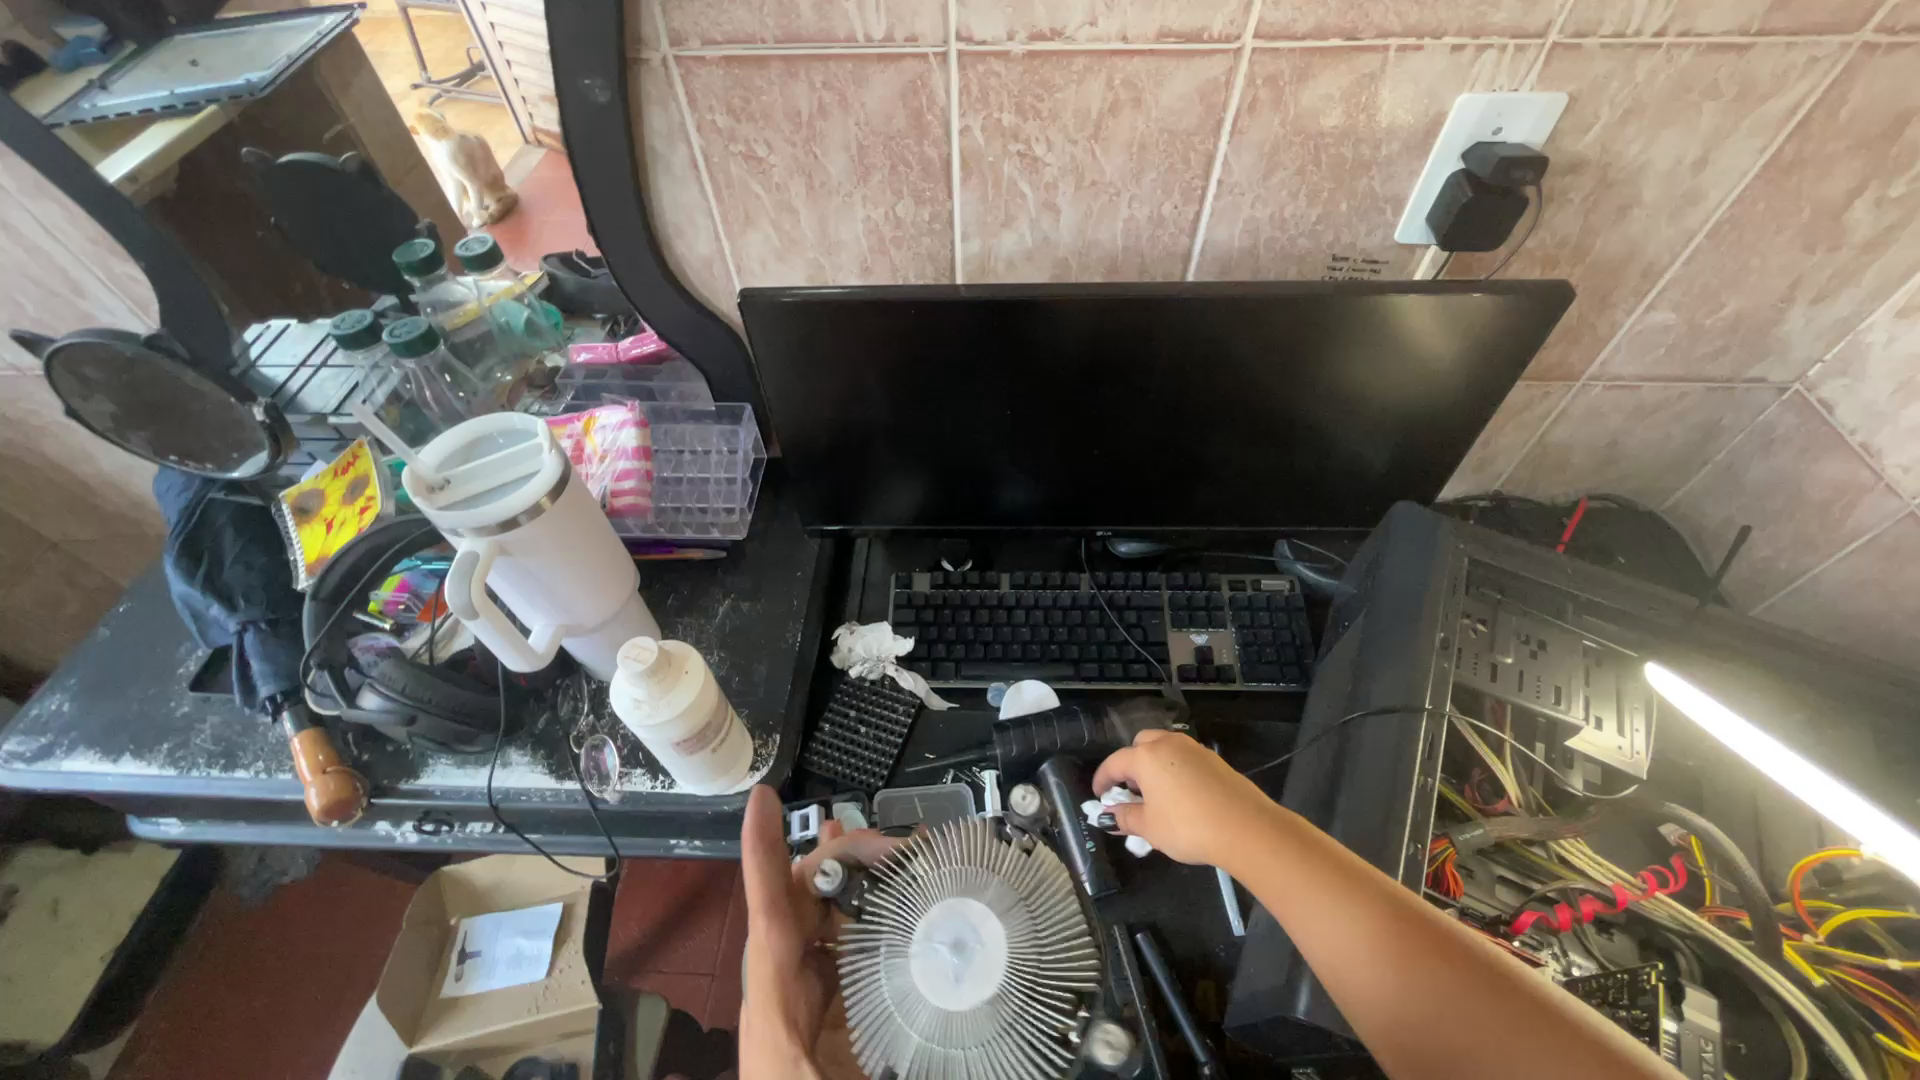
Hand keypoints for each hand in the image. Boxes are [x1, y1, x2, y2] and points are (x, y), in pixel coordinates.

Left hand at [738, 785, 896, 1079]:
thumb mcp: (815, 1075)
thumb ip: (860, 1053)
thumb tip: (944, 1065)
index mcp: (779, 1001)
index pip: (770, 910)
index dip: (763, 851)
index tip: (762, 801)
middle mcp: (791, 985)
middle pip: (804, 898)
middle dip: (840, 858)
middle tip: (895, 848)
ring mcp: (812, 994)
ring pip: (824, 914)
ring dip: (848, 873)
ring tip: (883, 842)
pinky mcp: (833, 1006)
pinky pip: (842, 940)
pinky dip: (860, 906)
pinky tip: (884, 885)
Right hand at [1091, 730, 1279, 869]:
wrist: (1246, 828)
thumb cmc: (1188, 827)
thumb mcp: (1149, 828)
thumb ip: (1125, 818)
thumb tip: (1109, 816)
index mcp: (1146, 757)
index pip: (1114, 763)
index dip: (1103, 780)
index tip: (1099, 796)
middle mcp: (1168, 744)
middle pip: (1141, 745)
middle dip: (1131, 765)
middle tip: (1130, 790)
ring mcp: (1194, 749)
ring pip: (1165, 748)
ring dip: (1155, 765)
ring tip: (1156, 794)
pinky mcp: (1215, 760)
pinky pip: (1185, 759)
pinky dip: (1176, 770)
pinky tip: (1183, 796)